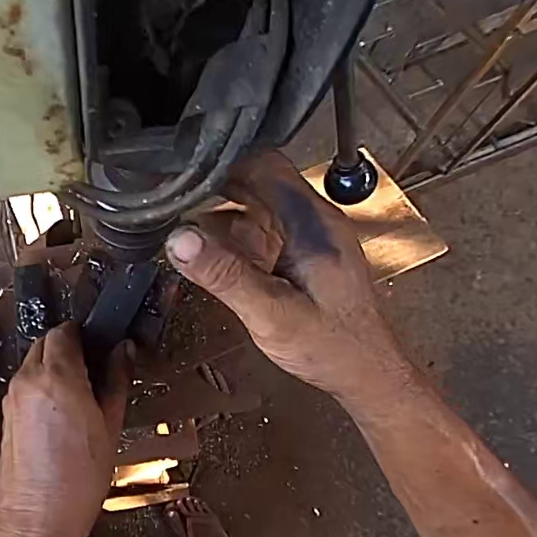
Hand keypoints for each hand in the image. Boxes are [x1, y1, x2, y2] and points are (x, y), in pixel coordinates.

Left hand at [0, 323, 131, 536]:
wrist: (39, 517)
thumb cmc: (78, 478)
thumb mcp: (110, 425)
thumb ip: (116, 380)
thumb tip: (123, 351)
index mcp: (57, 376)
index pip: (64, 332)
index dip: (83, 334)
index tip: (99, 345)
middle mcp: (27, 380)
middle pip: (45, 344)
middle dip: (67, 348)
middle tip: (93, 369)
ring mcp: (12, 397)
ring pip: (33, 364)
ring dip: (53, 368)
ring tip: (80, 395)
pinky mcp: (5, 414)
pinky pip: (24, 386)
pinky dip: (41, 388)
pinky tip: (61, 413)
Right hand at [165, 151, 403, 400]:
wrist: (367, 374)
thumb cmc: (332, 347)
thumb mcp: (270, 313)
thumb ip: (224, 275)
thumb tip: (180, 240)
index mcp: (311, 223)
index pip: (264, 164)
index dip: (221, 161)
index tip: (181, 171)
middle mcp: (312, 221)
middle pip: (257, 179)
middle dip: (213, 184)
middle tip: (170, 195)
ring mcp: (307, 236)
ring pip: (256, 203)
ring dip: (219, 209)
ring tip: (179, 219)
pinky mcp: (300, 254)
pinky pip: (260, 229)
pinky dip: (231, 233)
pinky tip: (209, 250)